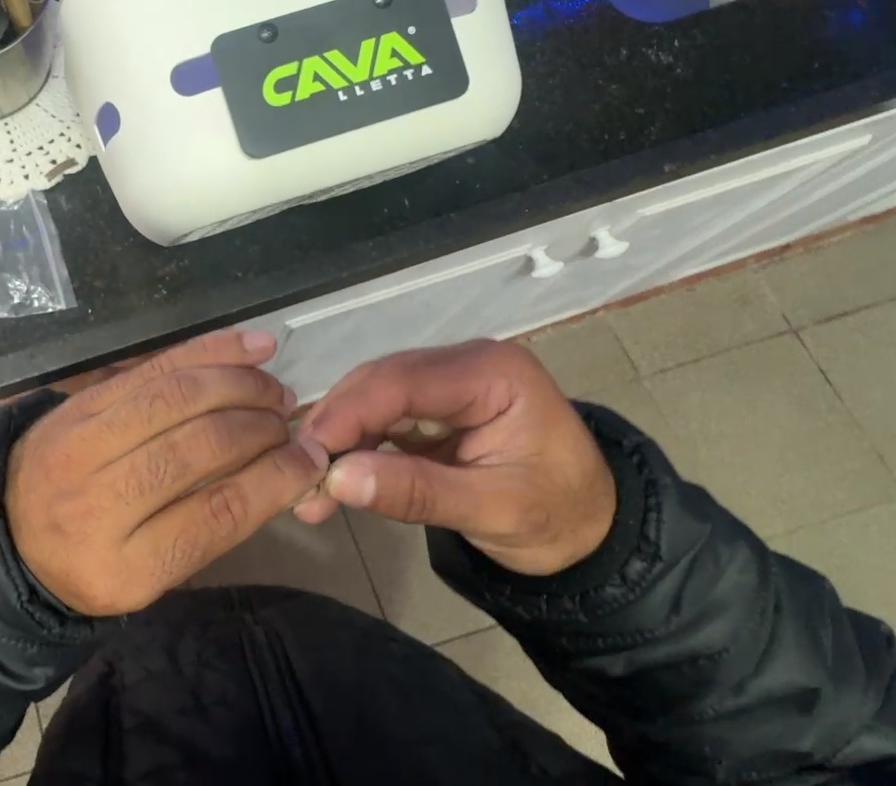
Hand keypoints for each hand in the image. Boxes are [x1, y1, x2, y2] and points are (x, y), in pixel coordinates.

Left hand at [6, 329, 328, 615]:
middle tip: (289, 420)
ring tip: (271, 388)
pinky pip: (149, 367)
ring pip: (173, 397)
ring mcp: (80, 444)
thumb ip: (212, 524)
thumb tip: (284, 468)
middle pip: (197, 448)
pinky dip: (204, 352)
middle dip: (257, 427)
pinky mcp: (77, 404)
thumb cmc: (91, 561)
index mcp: (120, 568)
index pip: (215, 513)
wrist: (8, 530)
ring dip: (237, 384)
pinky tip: (247, 348)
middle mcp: (96, 503)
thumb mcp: (149, 573)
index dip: (274, 479)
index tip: (309, 459)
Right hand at [294, 341, 614, 576]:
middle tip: (301, 474)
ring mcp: (447, 381)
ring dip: (339, 436)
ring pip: (373, 394)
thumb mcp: (495, 511)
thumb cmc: (559, 519)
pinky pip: (383, 413)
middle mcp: (464, 363)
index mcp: (492, 373)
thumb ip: (417, 492)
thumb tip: (337, 480)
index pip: (402, 381)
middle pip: (380, 380)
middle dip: (336, 425)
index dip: (349, 414)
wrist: (594, 534)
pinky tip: (337, 473)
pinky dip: (356, 443)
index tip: (309, 455)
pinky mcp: (434, 404)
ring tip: (311, 483)